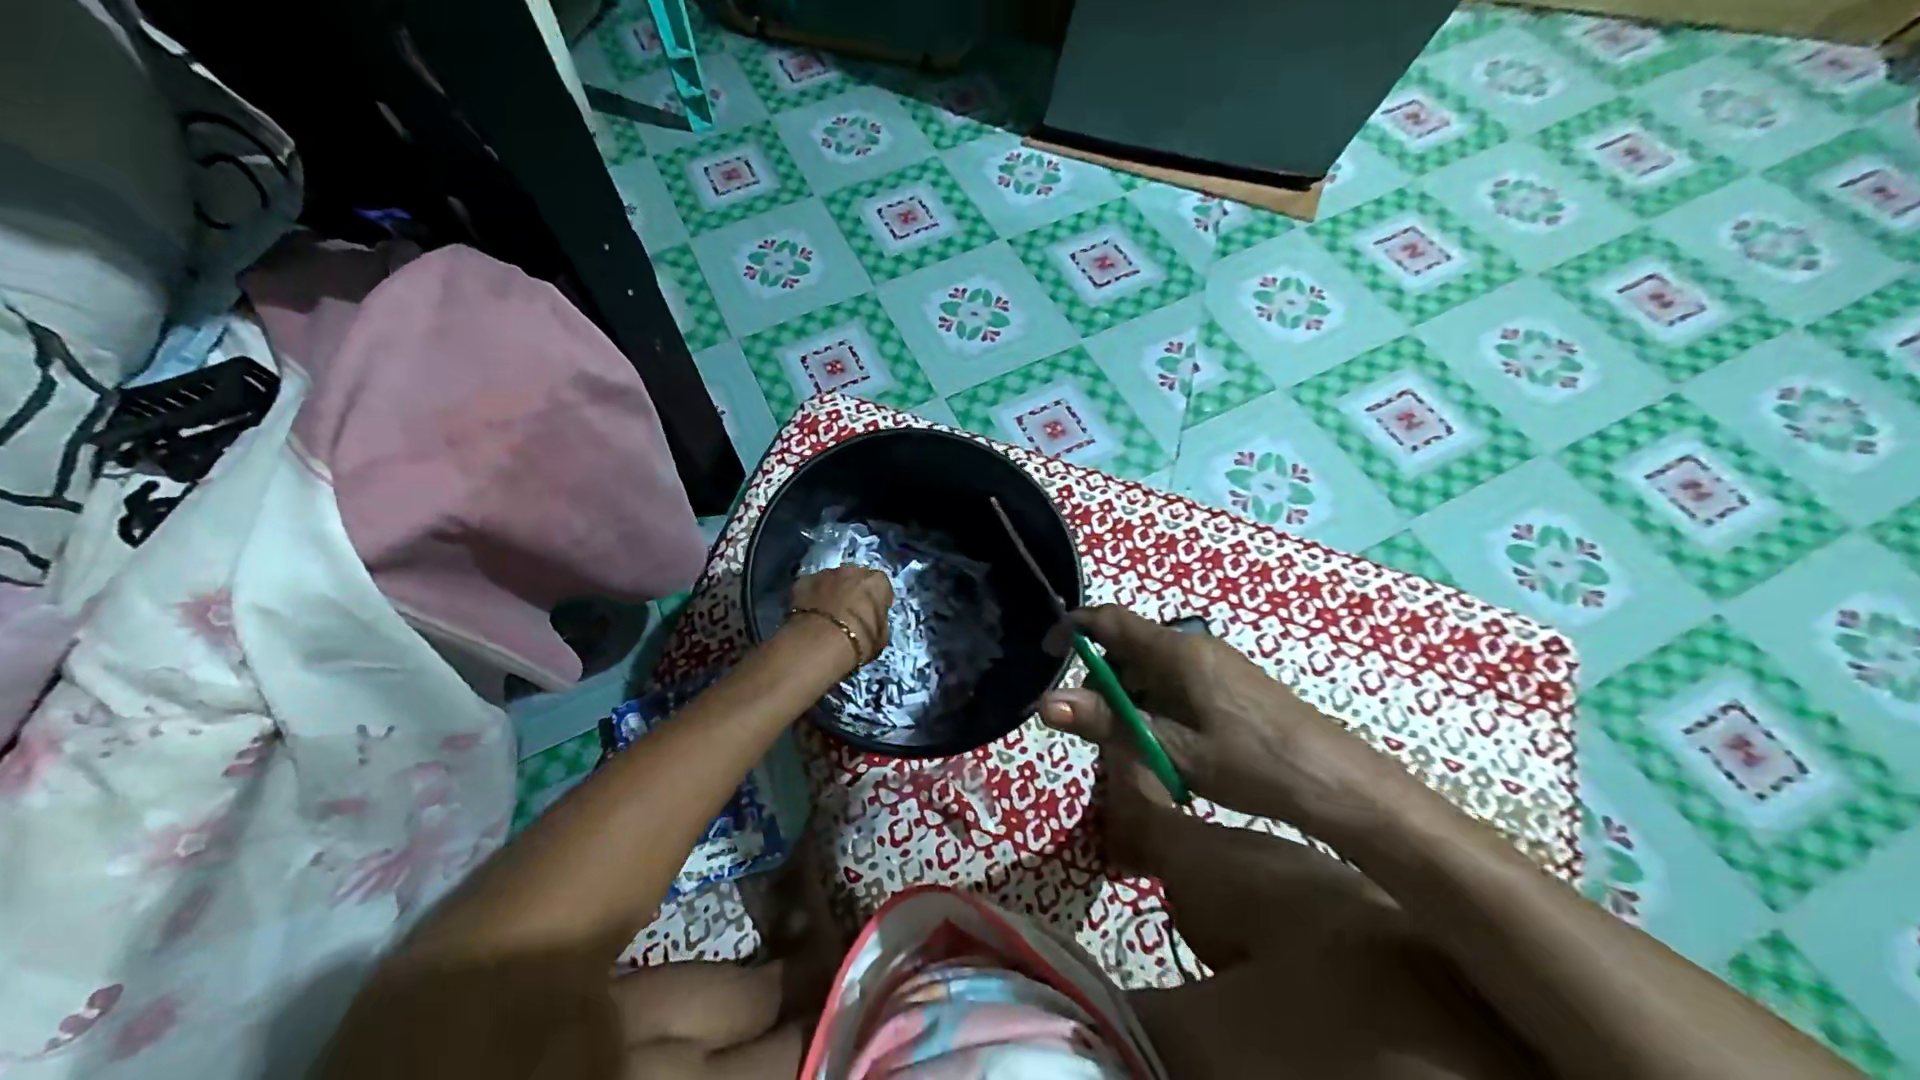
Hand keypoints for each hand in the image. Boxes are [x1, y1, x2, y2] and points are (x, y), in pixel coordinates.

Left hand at [789, 566, 891, 668]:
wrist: (819, 643)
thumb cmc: (859, 642)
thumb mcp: (880, 638)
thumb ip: (878, 622)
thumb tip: (873, 620)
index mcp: (876, 582)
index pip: (880, 586)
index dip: (875, 601)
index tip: (871, 614)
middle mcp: (852, 570)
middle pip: (854, 578)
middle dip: (852, 591)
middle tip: (847, 613)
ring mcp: (825, 573)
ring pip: (830, 580)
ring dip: (830, 592)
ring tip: (825, 615)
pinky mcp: (802, 581)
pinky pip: (810, 588)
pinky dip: (809, 597)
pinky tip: (807, 615)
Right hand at [1039, 606, 1420, 837]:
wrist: (1336, 782)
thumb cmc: (1250, 762)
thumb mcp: (1170, 748)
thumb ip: (1108, 722)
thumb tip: (1045, 704)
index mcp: (1176, 652)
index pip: (1110, 620)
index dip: (1074, 628)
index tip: (1046, 653)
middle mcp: (1194, 646)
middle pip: (1129, 646)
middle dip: (1100, 678)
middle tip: (1090, 724)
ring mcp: (1215, 663)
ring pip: (1152, 668)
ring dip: (1129, 697)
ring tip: (1128, 743)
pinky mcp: (1230, 683)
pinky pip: (1175, 681)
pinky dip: (1154, 704)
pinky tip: (1164, 742)